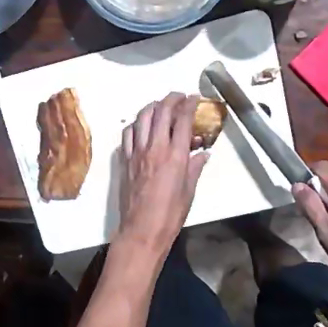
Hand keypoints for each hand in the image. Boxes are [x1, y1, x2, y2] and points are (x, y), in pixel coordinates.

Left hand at [114, 94, 210, 261]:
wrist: (142, 230)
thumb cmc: (171, 214)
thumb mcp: (189, 191)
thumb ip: (195, 168)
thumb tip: (202, 154)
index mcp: (175, 155)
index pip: (183, 120)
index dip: (189, 104)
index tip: (194, 97)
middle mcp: (155, 148)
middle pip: (161, 112)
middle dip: (171, 99)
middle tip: (179, 96)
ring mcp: (137, 152)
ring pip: (142, 118)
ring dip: (152, 107)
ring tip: (160, 106)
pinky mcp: (125, 160)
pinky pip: (128, 134)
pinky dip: (137, 124)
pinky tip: (142, 126)